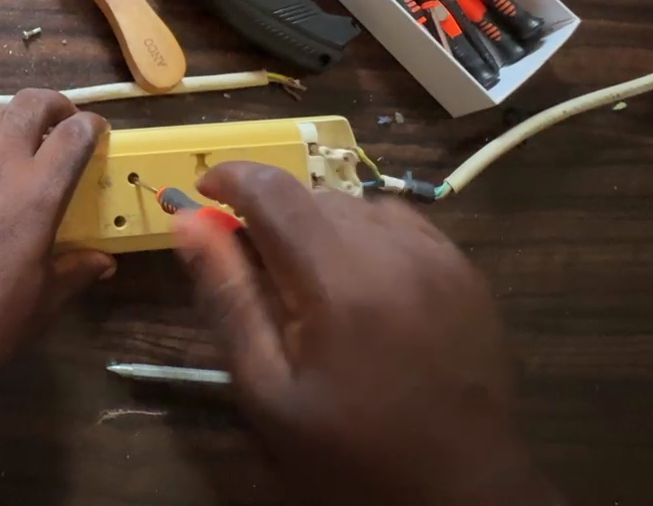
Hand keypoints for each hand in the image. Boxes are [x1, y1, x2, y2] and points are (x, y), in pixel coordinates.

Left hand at [0, 89, 114, 399]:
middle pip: (30, 104)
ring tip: (19, 133)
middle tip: (62, 121)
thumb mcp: (42, 302)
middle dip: (54, 105)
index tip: (96, 131)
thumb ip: (76, 271)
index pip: (74, 135)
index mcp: (37, 194)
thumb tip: (104, 262)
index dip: (91, 126)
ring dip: (12, 115)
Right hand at [174, 162, 556, 505]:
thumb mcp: (267, 387)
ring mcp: (436, 256)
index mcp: (339, 281)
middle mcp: (392, 251)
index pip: (271, 189)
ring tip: (311, 280)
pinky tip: (360, 278)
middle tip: (258, 268)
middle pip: (308, 194)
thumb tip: (187, 221)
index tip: (203, 195)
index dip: (228, 178)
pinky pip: (394, 219)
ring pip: (350, 202)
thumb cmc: (350, 450)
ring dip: (315, 223)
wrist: (465, 496)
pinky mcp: (463, 268)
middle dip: (270, 215)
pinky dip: (361, 231)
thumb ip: (227, 296)